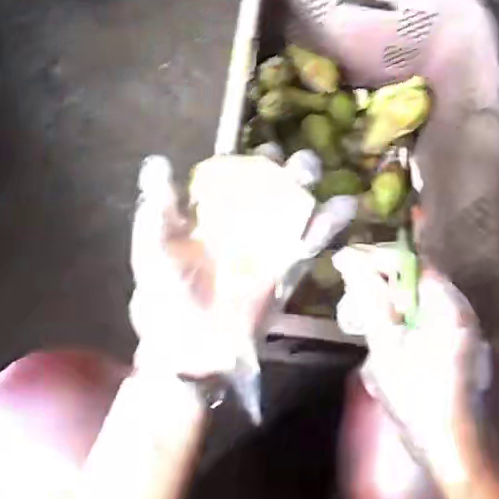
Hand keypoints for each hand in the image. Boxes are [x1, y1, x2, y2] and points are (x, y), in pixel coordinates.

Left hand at [128, 154, 343, 385]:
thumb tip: (157, 161)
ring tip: (309, 172)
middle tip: (289, 164)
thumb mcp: (155, 248)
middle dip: (287, 167)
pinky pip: (314, 241)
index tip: (258, 151)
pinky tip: (344, 205)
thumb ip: (159, 208)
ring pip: (298, 205)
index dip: (249, 159)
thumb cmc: (168, 295)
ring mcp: (271, 243)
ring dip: (308, 186)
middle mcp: (246, 221)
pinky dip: (330, 222)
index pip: (236, 175)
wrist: (193, 348)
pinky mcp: (290, 267)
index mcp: (213, 211)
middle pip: (275, 184)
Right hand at [333, 245, 493, 487]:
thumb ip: (370, 299)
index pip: (411, 261)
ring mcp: (465, 330)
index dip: (376, 257)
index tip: (344, 261)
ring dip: (389, 298)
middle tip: (348, 284)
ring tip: (360, 307)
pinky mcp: (460, 348)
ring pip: (421, 298)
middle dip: (380, 276)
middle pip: (418, 277)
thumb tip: (351, 261)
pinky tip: (383, 331)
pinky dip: (403, 317)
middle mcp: (463, 310)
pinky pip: (428, 317)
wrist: (456, 453)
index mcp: (450, 304)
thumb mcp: (386, 347)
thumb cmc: (419, 399)